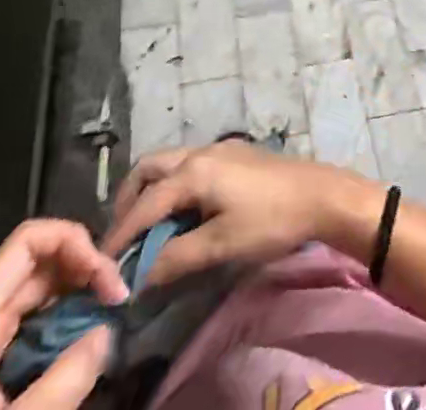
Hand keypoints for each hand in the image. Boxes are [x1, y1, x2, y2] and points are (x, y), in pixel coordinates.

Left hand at [0, 220, 130, 409]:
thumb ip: (65, 382)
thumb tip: (108, 330)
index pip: (25, 244)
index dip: (72, 243)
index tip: (106, 282)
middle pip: (37, 260)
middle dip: (85, 264)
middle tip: (121, 298)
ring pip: (40, 288)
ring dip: (81, 288)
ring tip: (114, 311)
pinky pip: (37, 322)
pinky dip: (70, 315)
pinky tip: (93, 337)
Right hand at [102, 140, 378, 285]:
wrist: (322, 195)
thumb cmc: (271, 220)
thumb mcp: (222, 245)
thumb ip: (176, 257)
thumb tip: (141, 276)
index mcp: (194, 171)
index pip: (145, 204)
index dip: (121, 234)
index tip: (102, 261)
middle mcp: (200, 152)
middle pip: (150, 168)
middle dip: (130, 199)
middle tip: (123, 234)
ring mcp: (220, 149)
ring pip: (170, 163)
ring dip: (152, 190)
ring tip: (149, 225)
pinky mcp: (236, 154)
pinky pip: (190, 164)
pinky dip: (174, 185)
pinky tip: (183, 210)